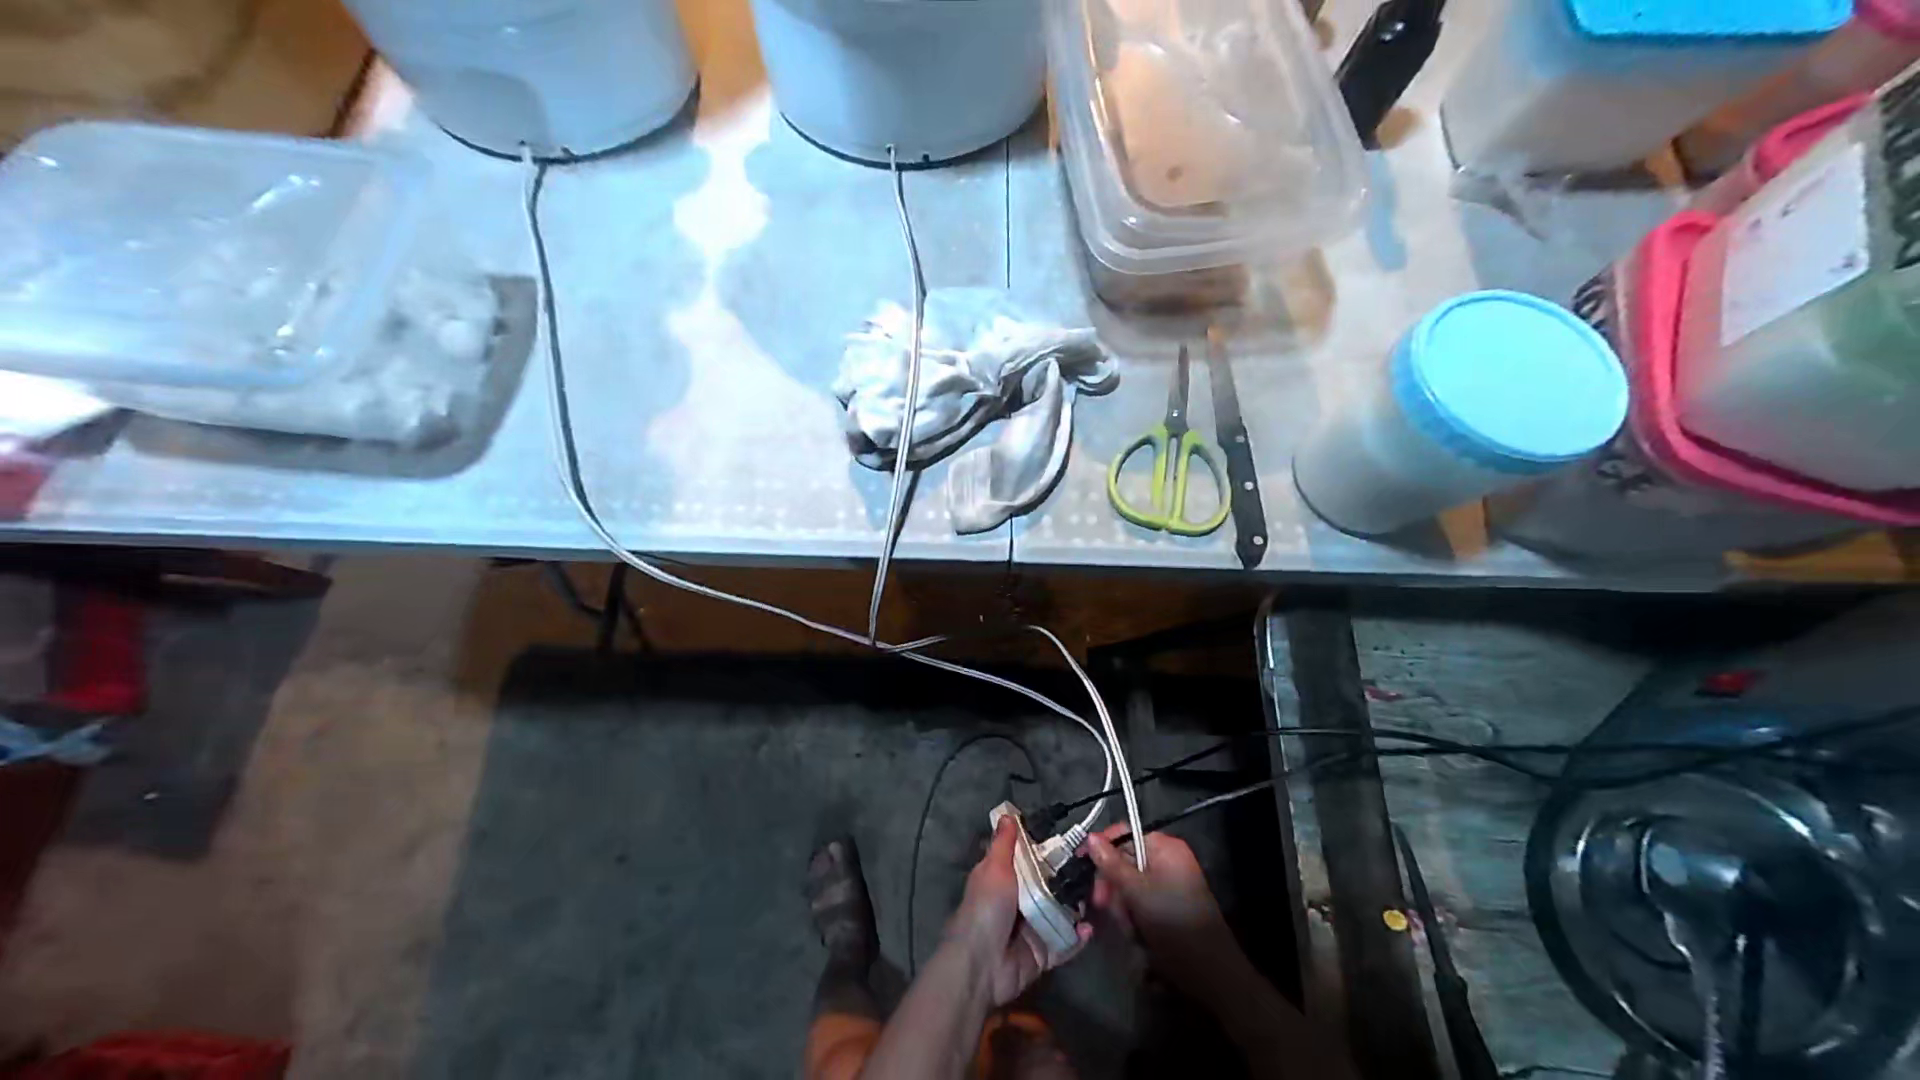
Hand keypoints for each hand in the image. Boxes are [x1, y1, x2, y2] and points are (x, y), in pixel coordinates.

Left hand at [945, 818, 1091, 1006]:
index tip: (1077, 842)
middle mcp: (1021, 901)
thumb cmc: (986, 908)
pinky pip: (1065, 942)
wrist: (981, 963)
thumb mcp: (993, 868)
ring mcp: (1033, 928)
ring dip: (1079, 907)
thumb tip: (1007, 814)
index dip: (1052, 853)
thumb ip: (1004, 844)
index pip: (1033, 861)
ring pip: (1062, 913)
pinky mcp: (1044, 953)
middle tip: (1098, 872)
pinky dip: (1077, 937)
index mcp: (1006, 879)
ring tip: (1101, 897)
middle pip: (1052, 887)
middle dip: (1073, 881)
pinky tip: (1089, 928)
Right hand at [1083, 827, 1233, 988]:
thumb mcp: (1136, 891)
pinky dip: (1133, 914)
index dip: (1101, 847)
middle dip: (1113, 884)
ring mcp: (1169, 883)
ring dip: (1122, 904)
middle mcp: (1168, 860)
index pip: (1124, 833)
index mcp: (1165, 847)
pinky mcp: (1169, 905)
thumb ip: (1111, 864)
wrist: (1209, 971)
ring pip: (1130, 884)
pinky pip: (1141, 900)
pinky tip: (1135, 932)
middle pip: (1125, 860)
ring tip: (1127, 925)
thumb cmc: (1173, 922)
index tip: (1082, 865)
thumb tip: (1091, 837)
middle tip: (1103, 904)